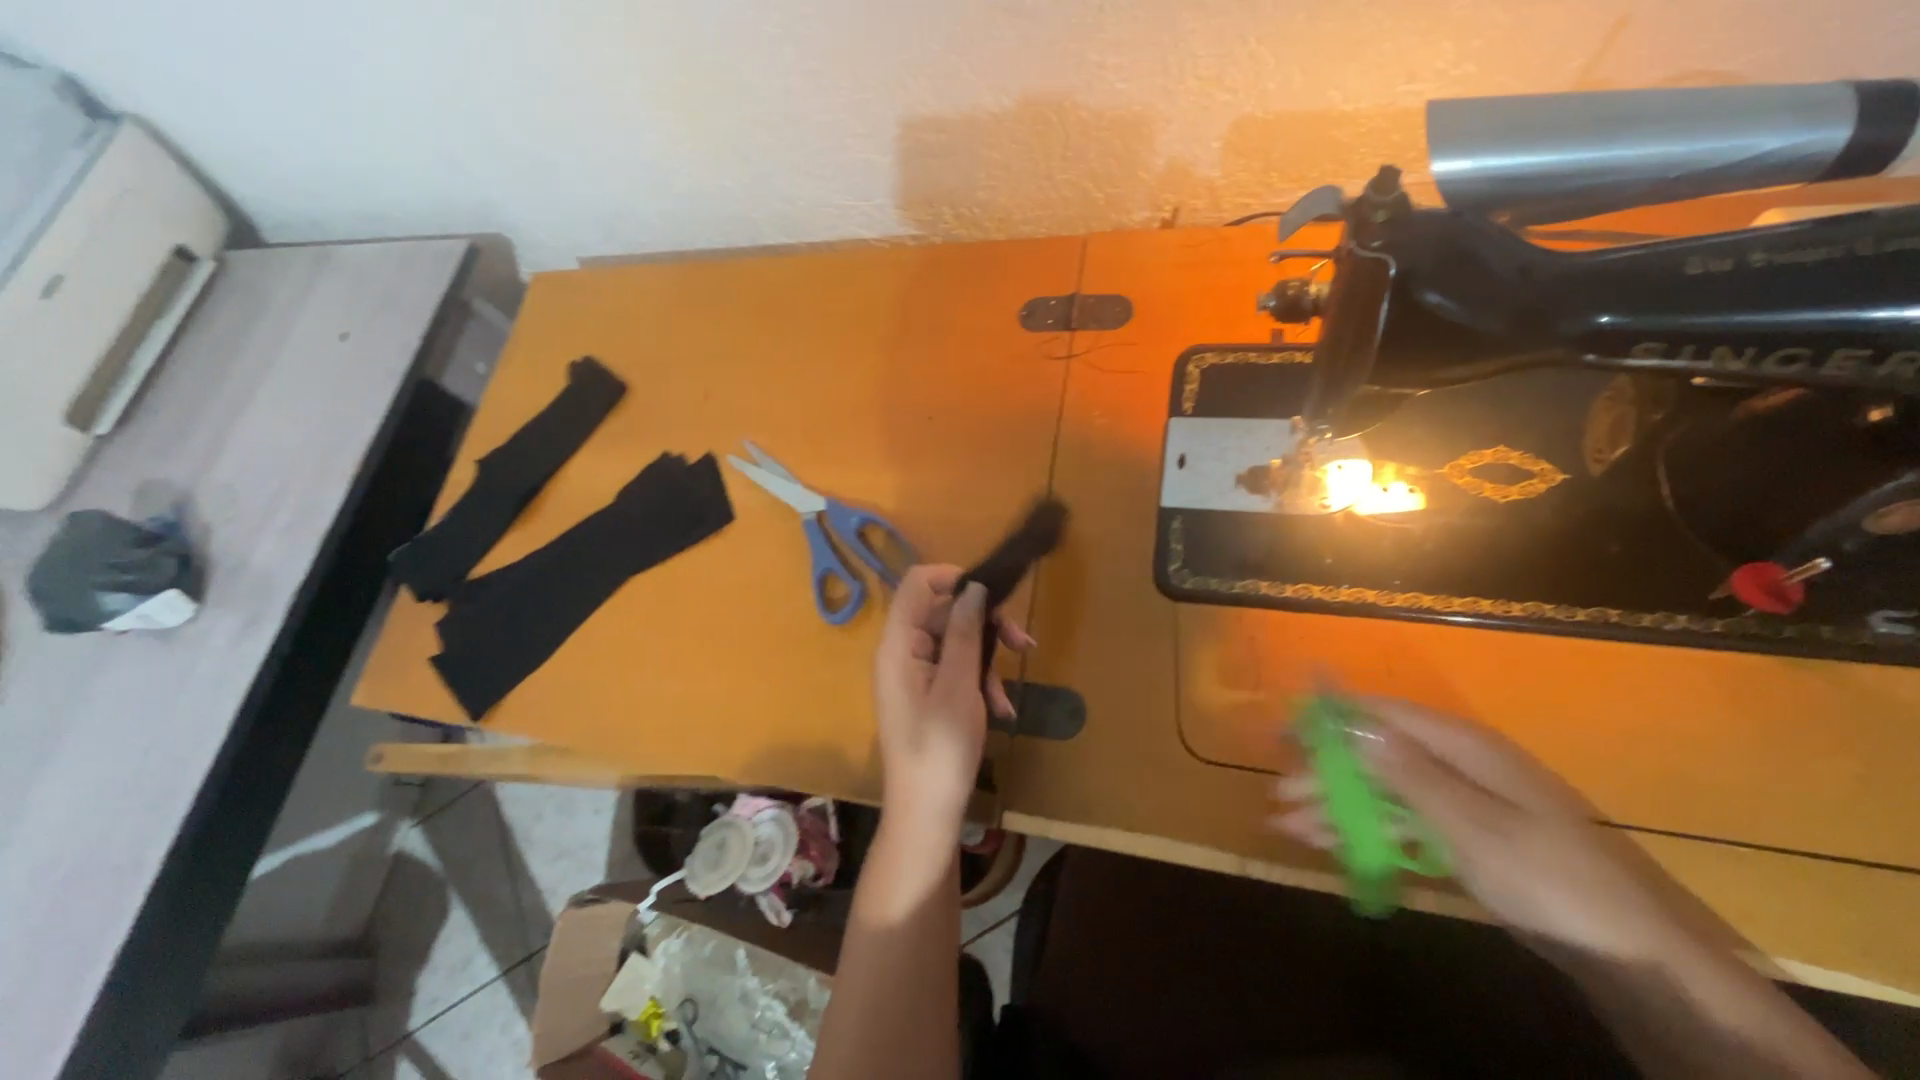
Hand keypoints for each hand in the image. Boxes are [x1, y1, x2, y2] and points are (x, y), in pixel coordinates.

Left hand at [873, 565, 1035, 833]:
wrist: (926, 812)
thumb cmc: (941, 748)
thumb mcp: (960, 686)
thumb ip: (966, 633)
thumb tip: (974, 588)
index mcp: (898, 644)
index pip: (917, 583)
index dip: (955, 579)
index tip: (993, 595)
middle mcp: (901, 651)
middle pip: (943, 612)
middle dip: (984, 626)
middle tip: (1021, 643)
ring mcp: (913, 674)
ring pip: (956, 642)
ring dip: (988, 661)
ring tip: (1007, 695)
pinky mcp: (926, 694)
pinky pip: (955, 670)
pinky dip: (980, 683)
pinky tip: (1003, 710)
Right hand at [1270, 698, 1738, 963]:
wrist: (1623, 951)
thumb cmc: (1545, 876)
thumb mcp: (1470, 823)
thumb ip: (1407, 773)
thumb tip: (1350, 722)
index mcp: (1464, 748)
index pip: (1384, 716)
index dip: (1330, 718)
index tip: (1280, 732)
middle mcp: (1460, 766)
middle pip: (1377, 756)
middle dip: (1326, 774)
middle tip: (1278, 798)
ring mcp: (1464, 805)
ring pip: (1384, 794)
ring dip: (1337, 808)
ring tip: (1288, 829)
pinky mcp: (1467, 841)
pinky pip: (1403, 826)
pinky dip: (1366, 834)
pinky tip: (1331, 847)